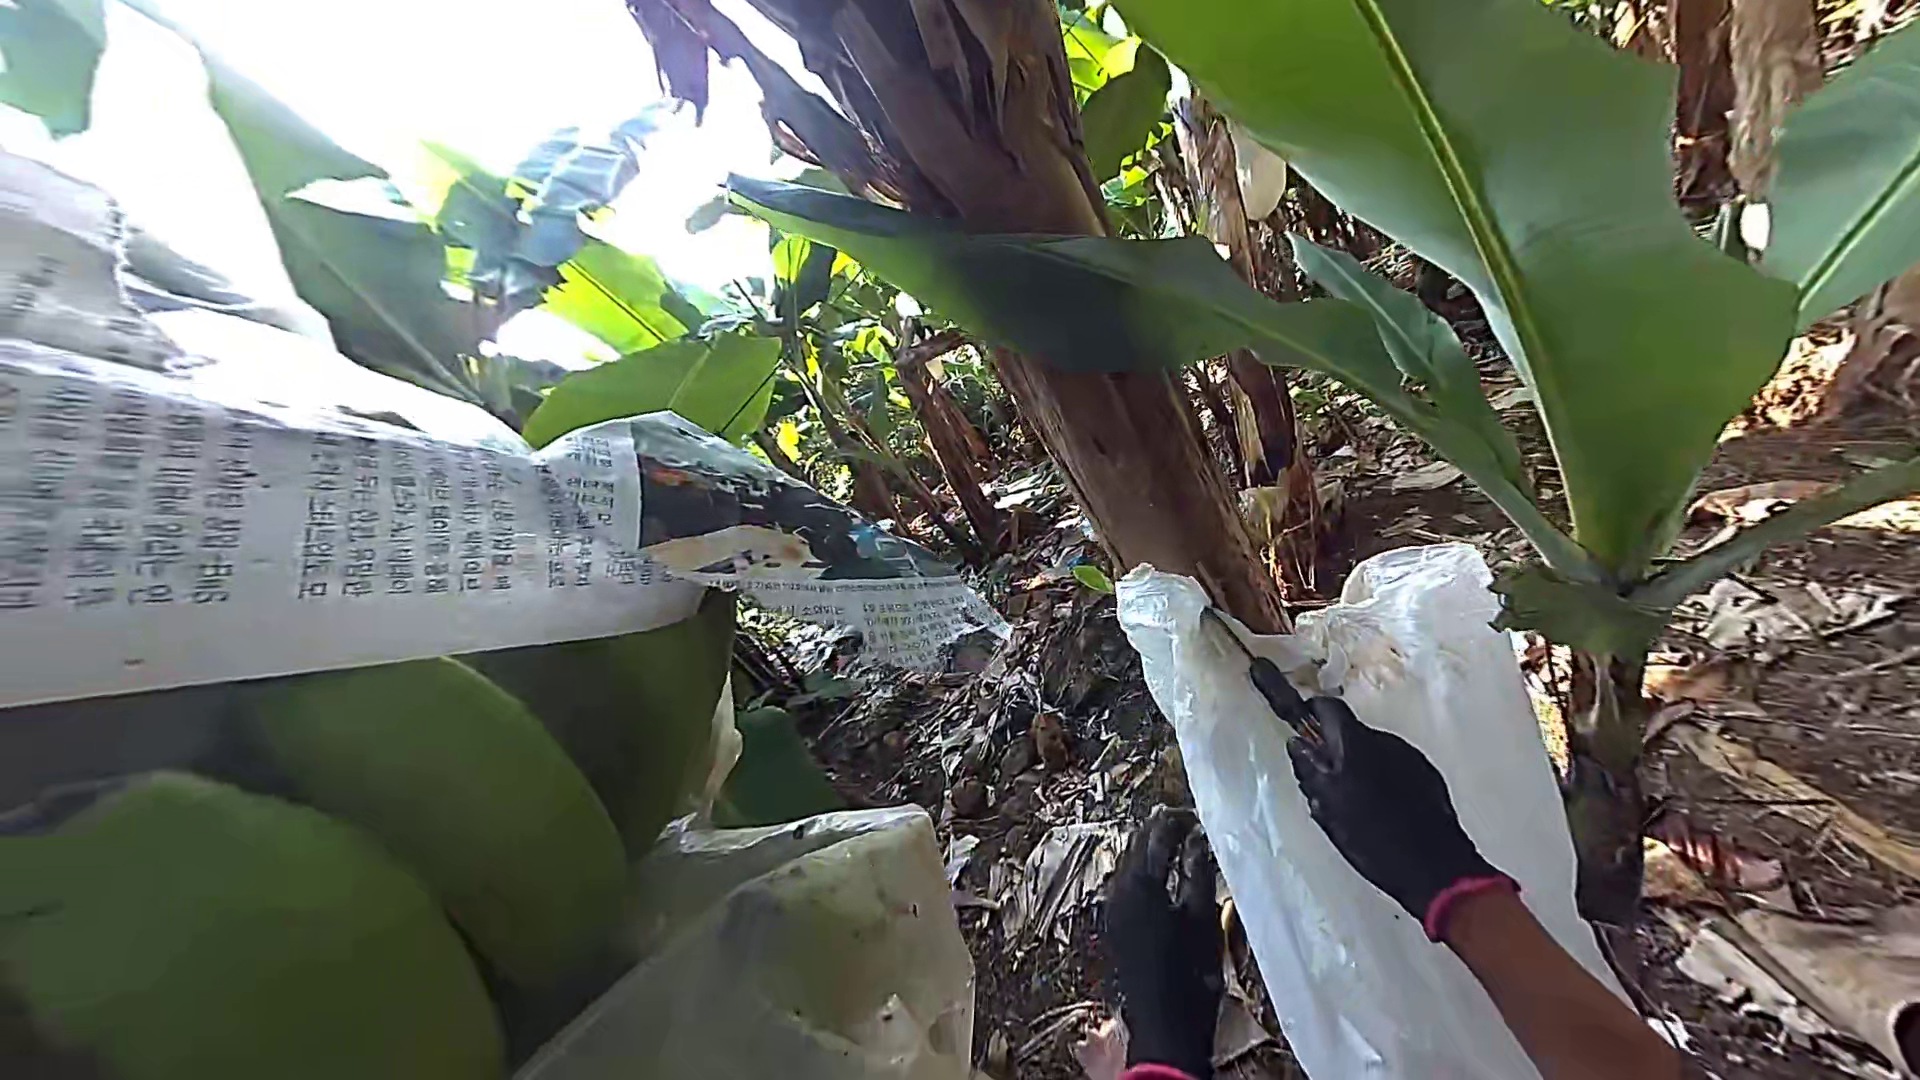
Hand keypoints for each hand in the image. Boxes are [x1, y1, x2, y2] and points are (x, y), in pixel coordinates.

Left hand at [1101, 807, 1221, 1079]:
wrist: (1164, 1025)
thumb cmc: (1191, 974)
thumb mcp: (1202, 918)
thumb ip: (1198, 872)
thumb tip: (1198, 838)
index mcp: (1142, 880)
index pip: (1158, 834)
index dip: (1178, 821)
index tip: (1197, 816)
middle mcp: (1120, 883)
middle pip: (1138, 841)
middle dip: (1161, 829)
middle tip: (1188, 825)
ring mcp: (1113, 900)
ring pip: (1130, 858)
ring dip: (1150, 846)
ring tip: (1177, 843)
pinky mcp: (1114, 916)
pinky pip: (1126, 876)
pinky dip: (1143, 865)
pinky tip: (1161, 872)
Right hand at [1287, 697, 1514, 940]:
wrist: (1439, 873)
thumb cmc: (1371, 836)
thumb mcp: (1326, 804)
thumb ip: (1307, 767)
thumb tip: (1297, 743)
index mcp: (1356, 742)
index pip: (1328, 706)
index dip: (1311, 712)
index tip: (1303, 731)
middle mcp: (1386, 742)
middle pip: (1351, 732)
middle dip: (1335, 750)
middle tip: (1325, 781)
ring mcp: (1413, 760)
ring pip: (1374, 751)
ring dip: (1360, 765)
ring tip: (1355, 801)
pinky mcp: (1432, 780)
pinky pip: (1397, 767)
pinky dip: (1384, 779)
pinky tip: (1382, 809)